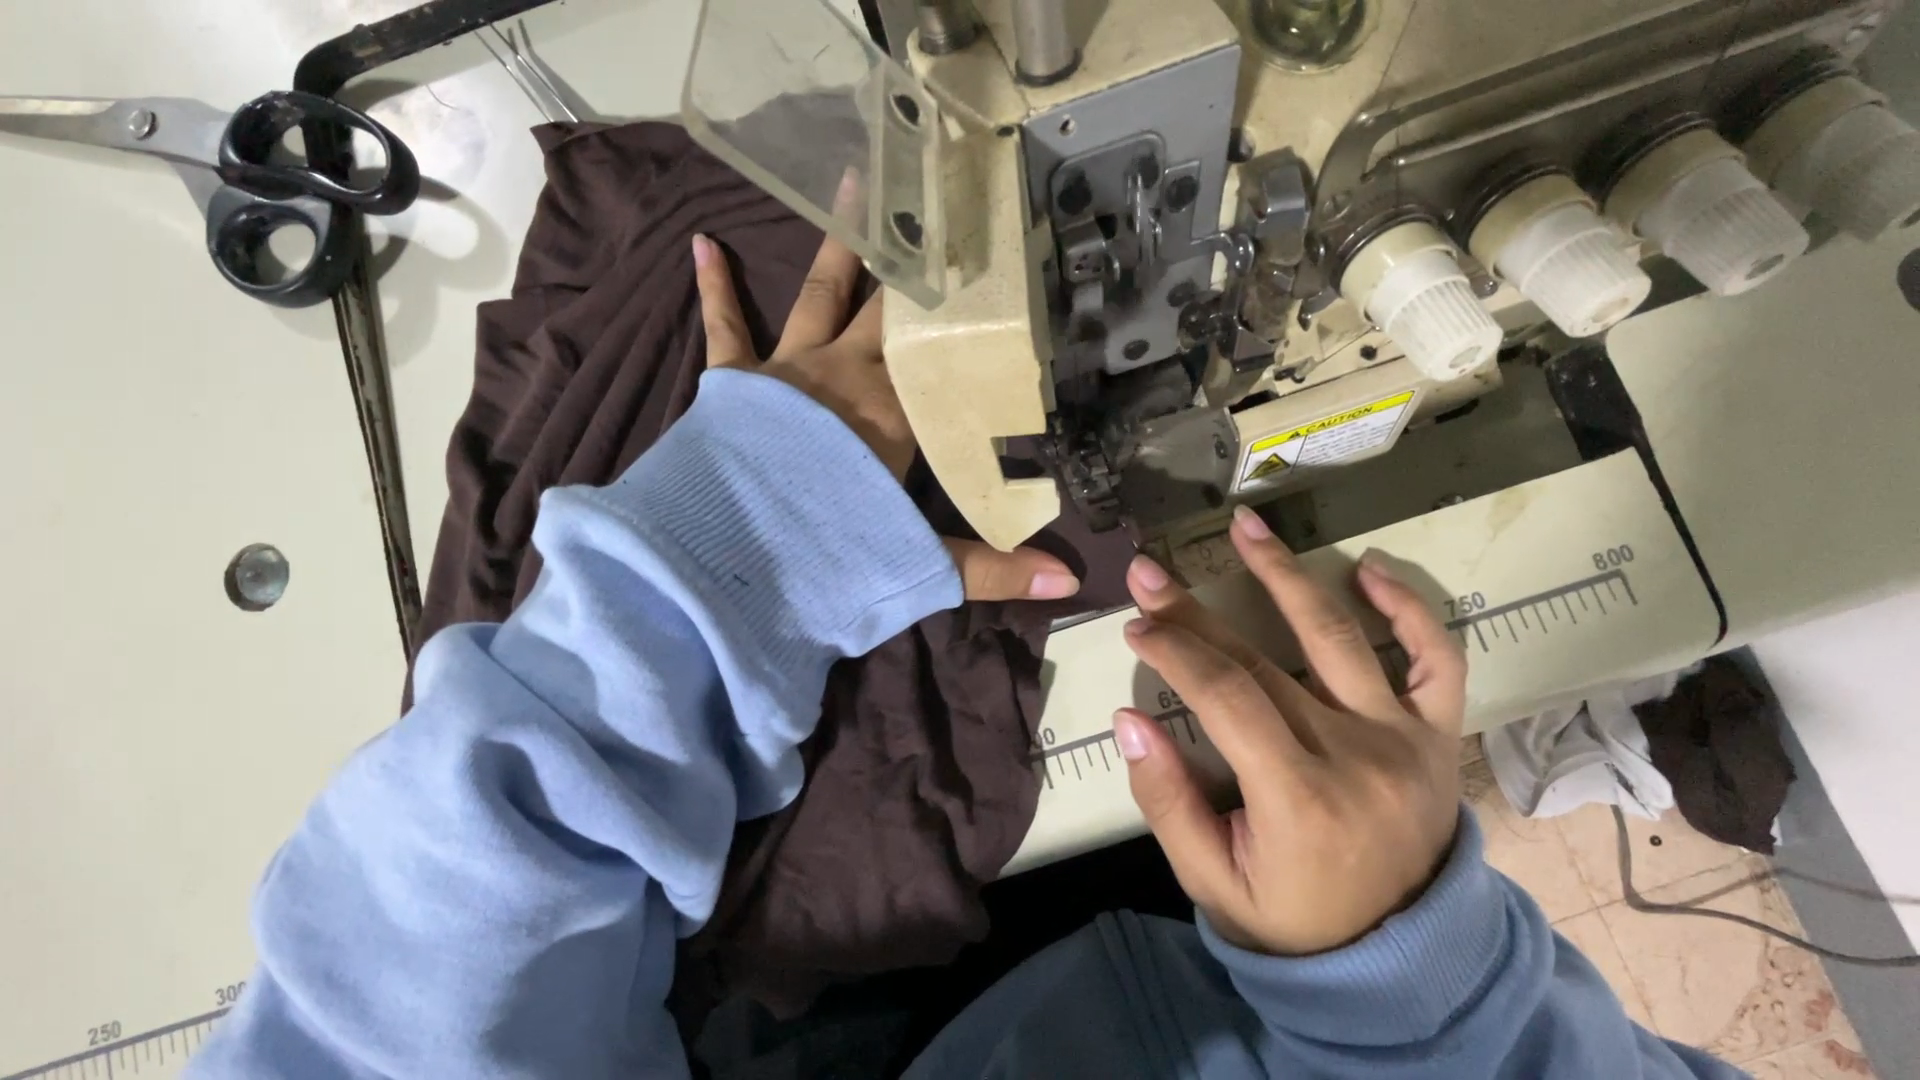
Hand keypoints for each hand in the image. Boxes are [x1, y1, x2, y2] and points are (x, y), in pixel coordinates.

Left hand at [692, 233, 1079, 602]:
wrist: (727, 565)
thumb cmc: (828, 561)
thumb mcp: (918, 566)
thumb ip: (993, 569)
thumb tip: (1071, 582)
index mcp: (897, 413)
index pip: (944, 355)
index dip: (971, 317)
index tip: (1000, 268)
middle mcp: (848, 375)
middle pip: (891, 311)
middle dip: (919, 263)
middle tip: (942, 204)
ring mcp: (789, 372)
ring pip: (822, 295)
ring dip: (841, 247)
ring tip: (854, 184)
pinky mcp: (734, 383)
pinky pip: (727, 327)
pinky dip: (716, 289)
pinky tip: (703, 244)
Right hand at [1113, 505, 1466, 955]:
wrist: (1398, 958)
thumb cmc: (1290, 919)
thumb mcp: (1210, 880)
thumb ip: (1167, 801)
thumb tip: (1129, 718)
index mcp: (1299, 799)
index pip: (1225, 697)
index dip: (1175, 652)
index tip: (1136, 625)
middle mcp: (1357, 756)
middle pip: (1263, 661)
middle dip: (1194, 612)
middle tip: (1149, 572)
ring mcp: (1405, 739)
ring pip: (1339, 637)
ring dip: (1286, 575)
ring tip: (1246, 527)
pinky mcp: (1437, 735)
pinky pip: (1436, 660)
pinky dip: (1408, 609)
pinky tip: (1367, 568)